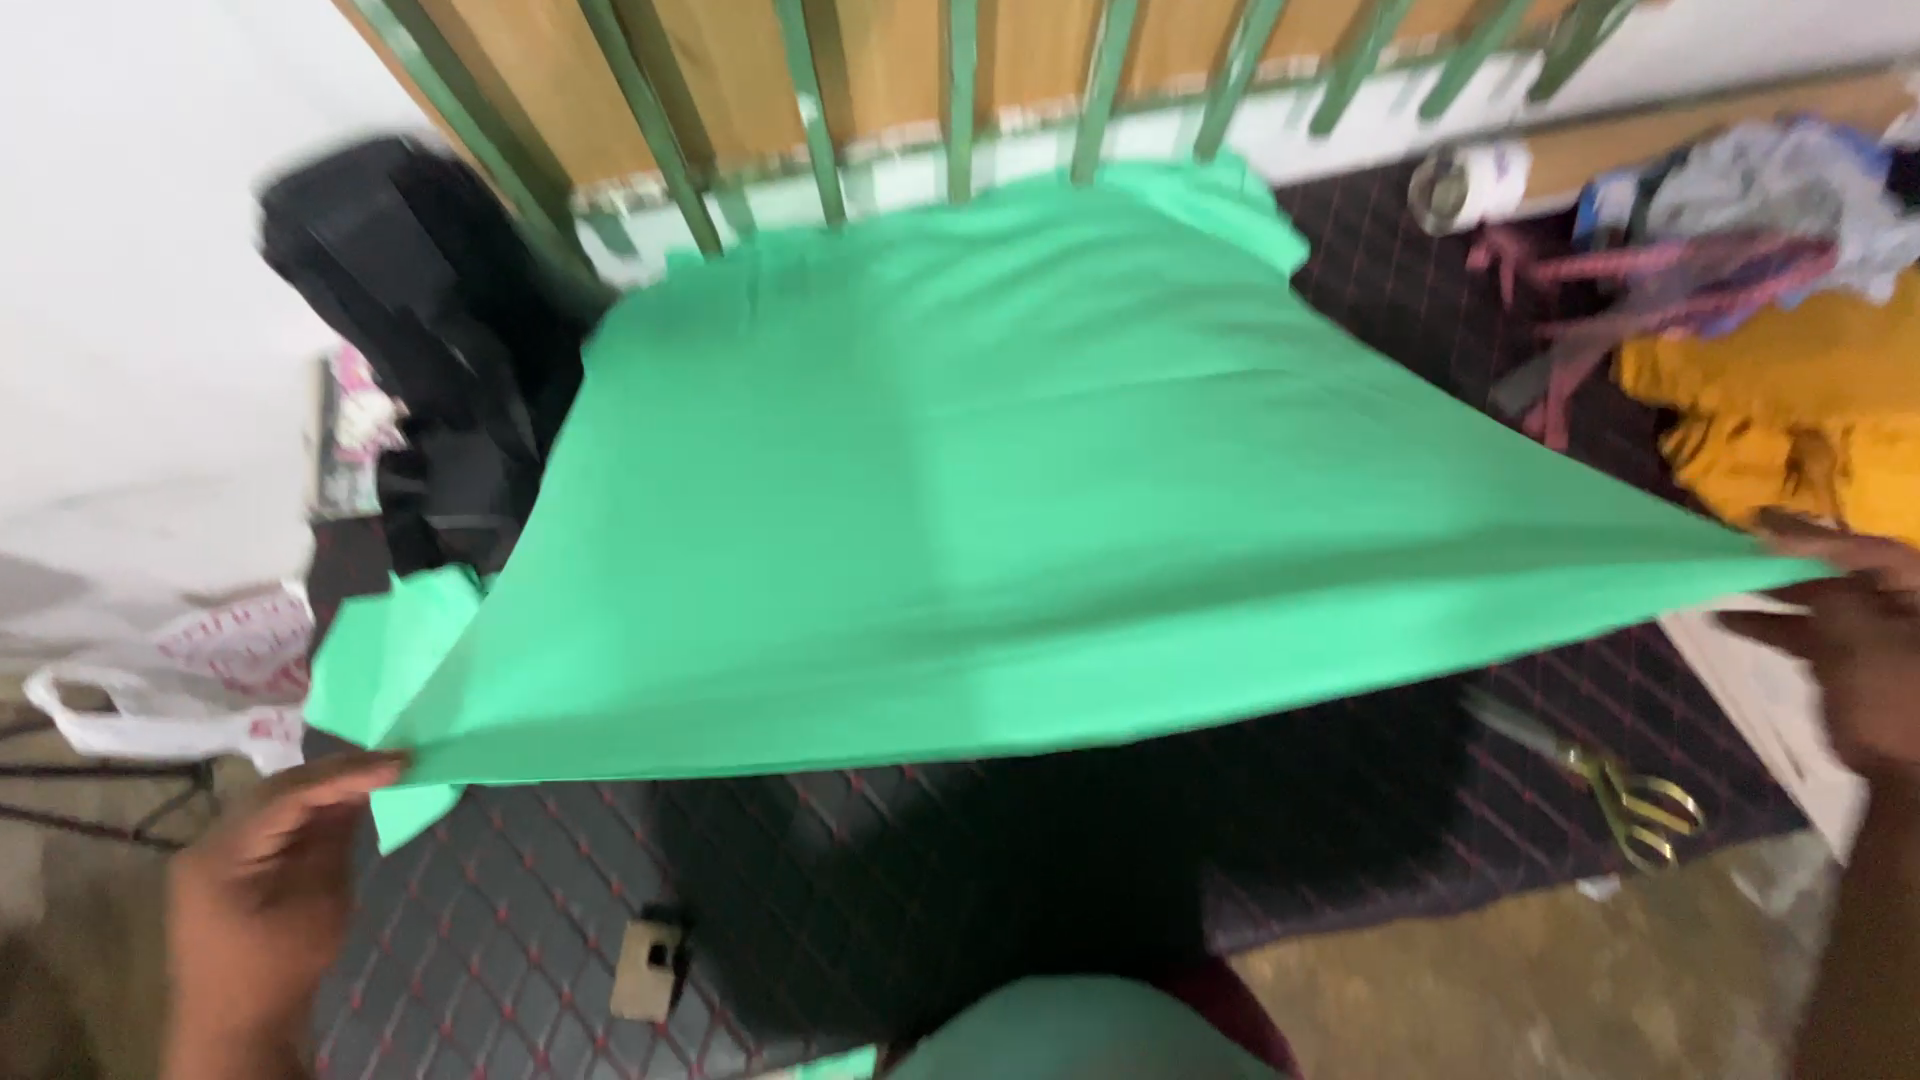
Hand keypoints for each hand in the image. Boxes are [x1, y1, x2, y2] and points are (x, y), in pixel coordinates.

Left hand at [165, 751, 404, 1066]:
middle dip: (340, 769)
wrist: (240, 1019)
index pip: (290, 795)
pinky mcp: (235, 861)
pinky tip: (353, 796)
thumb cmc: (281, 962)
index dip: (349, 772)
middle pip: (279, 788)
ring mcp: (218, 852)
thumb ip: (336, 835)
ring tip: (382, 770)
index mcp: (221, 853)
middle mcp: (210, 843)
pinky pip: (278, 819)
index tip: (402, 762)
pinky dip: (317, 805)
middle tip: (397, 759)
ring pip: (279, 798)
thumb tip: (364, 789)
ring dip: (330, 783)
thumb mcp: (320, 896)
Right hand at [1718, 511, 1919, 783]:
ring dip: (1773, 592)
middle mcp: (1912, 613)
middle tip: (1740, 545)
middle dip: (1791, 561)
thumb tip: (1786, 547)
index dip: (1817, 537)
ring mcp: (1885, 639)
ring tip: (1722, 581)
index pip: (1876, 553)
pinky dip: (1772, 624)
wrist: (1913, 777)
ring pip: (1825, 601)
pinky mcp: (1858, 662)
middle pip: (1849, 573)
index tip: (1759, 526)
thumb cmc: (1897, 702)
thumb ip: (1828, 591)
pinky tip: (1727, 620)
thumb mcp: (1860, 641)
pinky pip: (1813, 631)